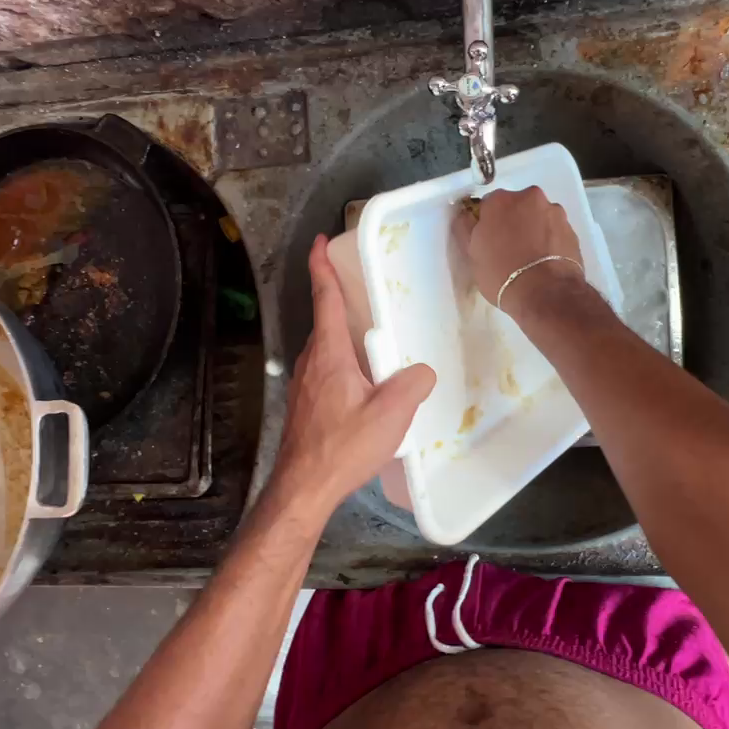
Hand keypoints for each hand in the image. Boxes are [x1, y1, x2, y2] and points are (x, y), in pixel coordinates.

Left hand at [270, 236, 436, 517]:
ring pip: (326, 349)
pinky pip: (326, 371)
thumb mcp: (390, 415)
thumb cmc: (343, 447)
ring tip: (372, 340)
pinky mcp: (306, 405)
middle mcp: (311, 362)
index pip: (323, 298)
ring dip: (344, 337)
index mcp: (329, 354)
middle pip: (325, 322)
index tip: (319, 242)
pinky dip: (343, 363)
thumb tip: (423, 370)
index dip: (321, 266)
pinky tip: (363, 384)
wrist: (304, 487)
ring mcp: (304, 385)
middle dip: (339, 301)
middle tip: (363, 291)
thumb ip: (413, 384)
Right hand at [453, 186, 586, 318]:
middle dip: (512, 223)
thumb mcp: (471, 253)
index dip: (487, 224)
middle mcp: (530, 197)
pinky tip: (544, 262)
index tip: (488, 242)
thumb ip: (466, 227)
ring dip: (532, 231)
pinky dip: (549, 242)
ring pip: (537, 218)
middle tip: (509, 250)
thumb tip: (466, 214)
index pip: (488, 205)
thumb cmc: (501, 273)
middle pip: (516, 207)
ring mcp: (554, 212)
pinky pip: (554, 231)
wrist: (546, 293)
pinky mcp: (572, 230)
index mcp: (500, 200)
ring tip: (530, 259)